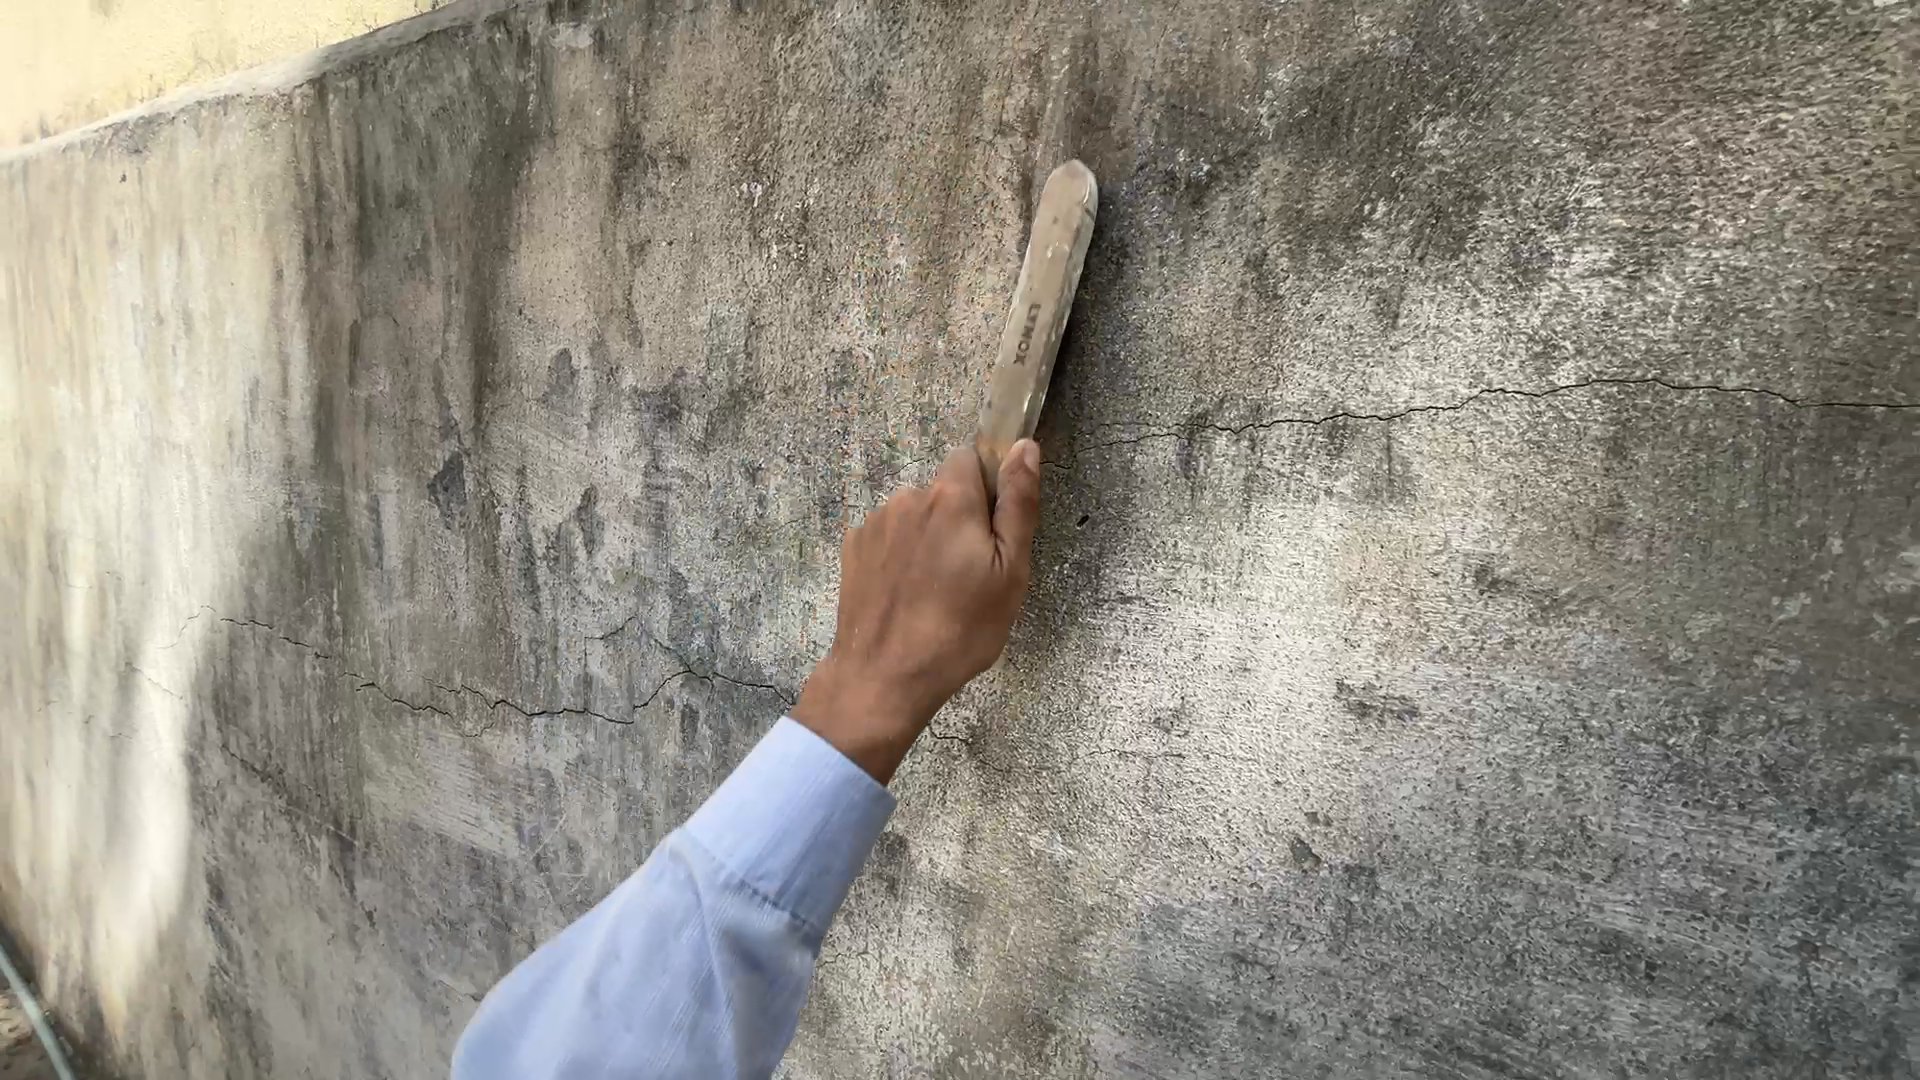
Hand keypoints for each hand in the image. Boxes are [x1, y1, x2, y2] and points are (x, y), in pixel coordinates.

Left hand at [792, 438, 1042, 783]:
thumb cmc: (960, 628)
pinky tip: (904, 594)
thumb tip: (1024, 446)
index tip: (991, 530)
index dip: (986, 488)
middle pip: (942, 492)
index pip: (970, 458)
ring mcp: (874, 523)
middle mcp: (907, 498)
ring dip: (927, 538)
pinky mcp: (852, 548)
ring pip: (914, 516)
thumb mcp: (1010, 571)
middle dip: (958, 519)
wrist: (885, 676)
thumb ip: (1018, 503)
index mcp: (950, 498)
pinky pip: (887, 537)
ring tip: (933, 590)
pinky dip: (899, 555)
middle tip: (968, 573)